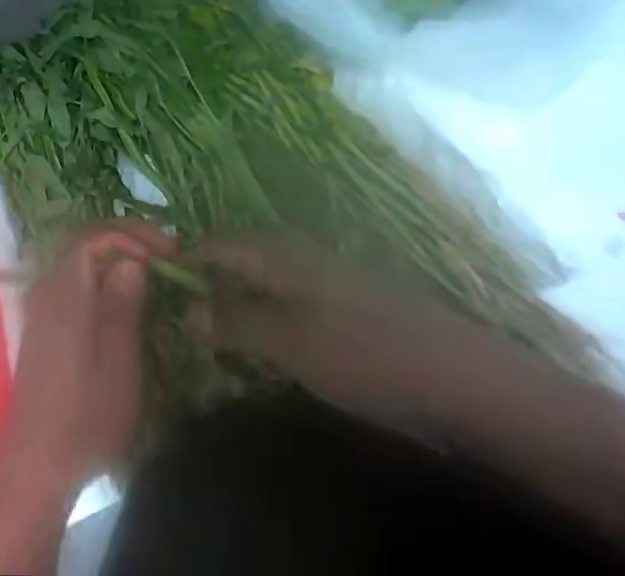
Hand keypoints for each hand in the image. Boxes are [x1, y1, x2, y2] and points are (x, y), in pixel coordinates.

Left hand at [3, 221, 173, 487]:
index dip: (133, 235)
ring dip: (114, 259)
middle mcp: (46, 290)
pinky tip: (123, 298)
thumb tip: (131, 262)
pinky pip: (74, 285)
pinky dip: (101, 280)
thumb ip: (121, 304)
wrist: (37, 459)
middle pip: (83, 245)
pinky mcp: (43, 328)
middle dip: (125, 241)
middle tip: (165, 254)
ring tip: (151, 271)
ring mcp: (41, 308)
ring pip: (78, 264)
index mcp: (63, 291)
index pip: (93, 238)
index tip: (170, 251)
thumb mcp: (117, 360)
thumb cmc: (85, 413)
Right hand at [189, 231, 492, 418]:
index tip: (154, 290)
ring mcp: (328, 279)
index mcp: (281, 251)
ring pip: (265, 283)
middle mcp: (301, 254)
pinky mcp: (349, 306)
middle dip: (208, 287)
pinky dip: (269, 321)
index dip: (183, 262)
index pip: (215, 243)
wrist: (469, 382)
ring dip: (238, 307)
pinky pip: (291, 304)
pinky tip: (267, 350)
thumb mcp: (289, 341)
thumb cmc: (368, 354)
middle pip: (238, 259)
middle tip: (182, 325)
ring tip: (215, 342)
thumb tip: (184, 308)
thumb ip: (234, 320)